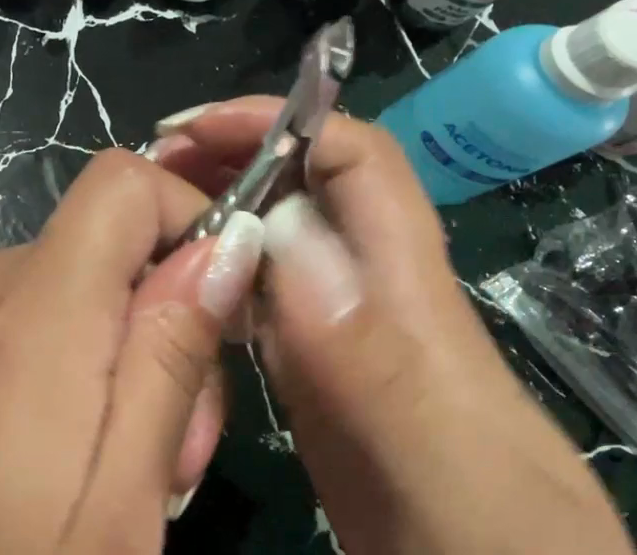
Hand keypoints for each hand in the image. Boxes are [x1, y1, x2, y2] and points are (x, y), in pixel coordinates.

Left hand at [0, 151, 264, 553]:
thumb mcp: (113, 506)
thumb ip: (168, 364)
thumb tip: (221, 246)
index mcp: (33, 308)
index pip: (121, 182)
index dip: (185, 221)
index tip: (218, 314)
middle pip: (102, 248)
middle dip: (156, 328)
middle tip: (164, 453)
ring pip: (62, 287)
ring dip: (105, 358)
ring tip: (94, 471)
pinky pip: (8, 313)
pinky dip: (48, 362)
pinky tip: (35, 454)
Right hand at [151, 97, 634, 554]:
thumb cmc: (496, 536)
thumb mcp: (448, 462)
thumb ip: (374, 359)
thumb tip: (286, 235)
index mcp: (410, 295)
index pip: (356, 162)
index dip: (279, 123)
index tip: (191, 131)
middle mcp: (370, 299)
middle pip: (303, 189)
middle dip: (226, 156)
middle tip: (145, 170)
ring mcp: (340, 342)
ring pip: (270, 242)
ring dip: (208, 210)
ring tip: (140, 219)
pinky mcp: (315, 382)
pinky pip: (254, 304)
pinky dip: (207, 278)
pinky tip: (165, 291)